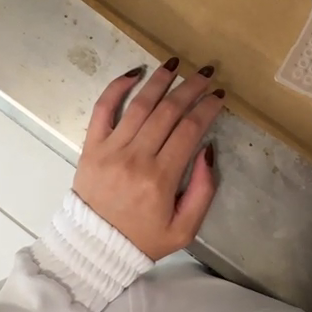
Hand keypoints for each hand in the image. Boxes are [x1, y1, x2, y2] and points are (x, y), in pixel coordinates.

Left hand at [72, 59, 224, 260]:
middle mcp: (136, 157)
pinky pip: (103, 108)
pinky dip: (117, 87)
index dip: (207, 108)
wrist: (93, 248)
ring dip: (160, 80)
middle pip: (168, 111)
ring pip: (140, 104)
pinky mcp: (92, 145)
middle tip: (207, 73)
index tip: (219, 96)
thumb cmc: (142, 239)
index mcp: (161, 179)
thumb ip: (203, 191)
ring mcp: (111, 148)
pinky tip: (135, 72)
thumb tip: (208, 151)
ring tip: (176, 63)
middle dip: (191, 88)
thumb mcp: (184, 229)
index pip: (189, 130)